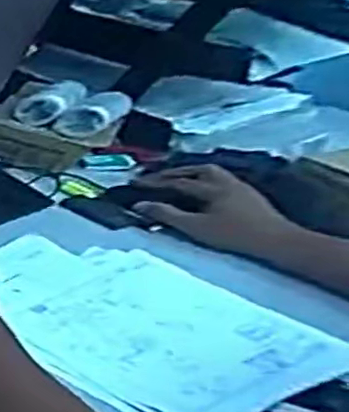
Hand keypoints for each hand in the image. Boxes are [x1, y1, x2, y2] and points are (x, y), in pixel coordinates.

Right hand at [130, 165, 300, 256]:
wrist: (278, 241)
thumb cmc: (233, 234)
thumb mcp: (193, 226)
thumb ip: (165, 214)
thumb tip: (139, 205)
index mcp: (214, 189)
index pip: (178, 182)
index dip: (154, 182)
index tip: (134, 183)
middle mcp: (229, 183)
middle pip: (201, 170)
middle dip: (176, 172)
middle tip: (156, 177)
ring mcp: (242, 188)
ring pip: (214, 173)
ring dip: (192, 174)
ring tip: (175, 181)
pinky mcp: (248, 196)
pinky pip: (222, 181)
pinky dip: (204, 181)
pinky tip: (199, 191)